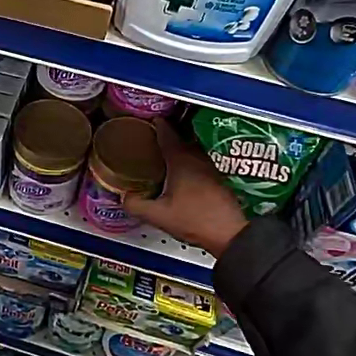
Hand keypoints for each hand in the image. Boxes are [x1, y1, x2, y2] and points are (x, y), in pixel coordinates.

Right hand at [122, 117, 248, 257]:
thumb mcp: (158, 215)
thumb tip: (125, 198)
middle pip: (181, 140)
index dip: (158, 126)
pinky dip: (189, 162)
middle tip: (155, 137)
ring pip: (192, 151)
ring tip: (167, 155)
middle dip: (168, 136)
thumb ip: (136, 205)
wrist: (230, 234)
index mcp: (181, 161)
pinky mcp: (218, 180)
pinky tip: (183, 175)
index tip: (152, 120)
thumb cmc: (196, 220)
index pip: (167, 135)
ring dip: (180, 149)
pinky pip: (200, 163)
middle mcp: (197, 160)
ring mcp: (210, 169)